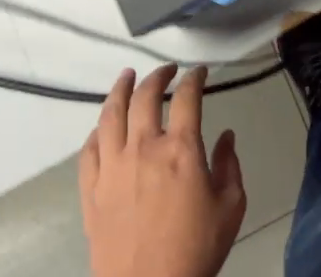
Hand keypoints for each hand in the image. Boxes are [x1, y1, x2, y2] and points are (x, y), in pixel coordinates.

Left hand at [80, 65, 246, 276]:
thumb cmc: (196, 250)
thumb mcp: (231, 206)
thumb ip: (230, 165)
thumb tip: (226, 137)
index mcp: (181, 149)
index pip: (187, 97)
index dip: (195, 78)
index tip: (200, 73)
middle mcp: (144, 149)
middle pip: (144, 97)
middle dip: (157, 76)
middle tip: (166, 71)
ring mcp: (112, 170)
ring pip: (110, 116)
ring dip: (120, 90)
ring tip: (127, 77)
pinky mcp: (91, 192)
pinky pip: (89, 151)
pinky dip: (98, 131)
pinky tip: (103, 126)